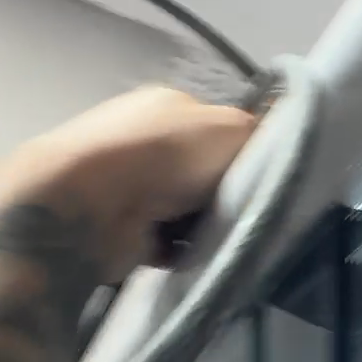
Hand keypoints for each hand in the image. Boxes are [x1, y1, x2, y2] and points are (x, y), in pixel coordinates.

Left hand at [0, 86, 255, 279]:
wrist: (91, 204)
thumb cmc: (166, 156)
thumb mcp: (232, 128)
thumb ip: (259, 134)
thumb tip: (269, 146)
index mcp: (169, 105)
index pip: (220, 129)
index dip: (243, 154)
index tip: (261, 178)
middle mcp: (145, 139)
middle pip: (205, 173)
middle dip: (223, 195)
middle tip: (243, 212)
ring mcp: (127, 182)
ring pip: (187, 211)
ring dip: (203, 228)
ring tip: (217, 239)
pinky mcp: (118, 225)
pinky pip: (166, 243)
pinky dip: (179, 252)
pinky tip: (190, 256)